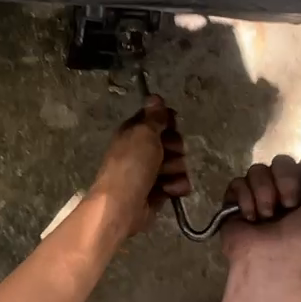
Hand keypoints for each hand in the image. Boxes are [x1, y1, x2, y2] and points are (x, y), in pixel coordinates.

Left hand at [89, 96, 191, 237]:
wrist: (122, 205)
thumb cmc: (131, 165)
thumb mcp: (144, 134)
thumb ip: (154, 117)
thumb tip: (155, 96)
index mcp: (134, 132)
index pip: (157, 119)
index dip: (168, 121)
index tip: (173, 124)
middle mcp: (141, 150)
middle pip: (172, 141)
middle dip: (175, 148)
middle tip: (167, 153)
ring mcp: (151, 172)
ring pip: (178, 163)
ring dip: (176, 169)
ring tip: (164, 176)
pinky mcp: (159, 191)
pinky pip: (178, 183)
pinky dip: (176, 186)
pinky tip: (170, 190)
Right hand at [219, 153, 300, 275]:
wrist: (274, 260)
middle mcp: (283, 191)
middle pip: (282, 161)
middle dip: (286, 182)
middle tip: (288, 206)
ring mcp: (258, 194)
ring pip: (258, 169)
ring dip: (265, 193)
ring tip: (266, 217)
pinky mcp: (235, 201)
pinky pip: (237, 182)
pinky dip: (245, 199)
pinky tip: (251, 218)